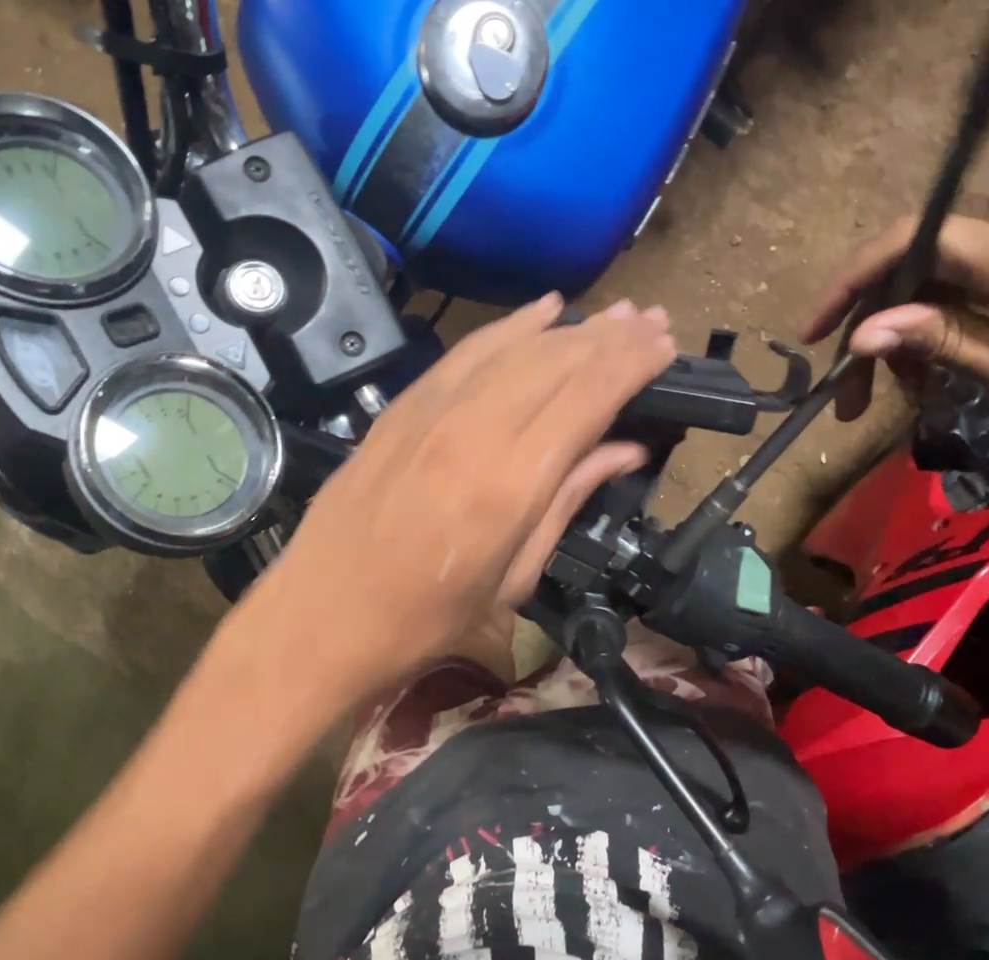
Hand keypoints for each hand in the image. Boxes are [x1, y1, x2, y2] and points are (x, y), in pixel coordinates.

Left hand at [236, 294, 676, 690]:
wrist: (322, 614)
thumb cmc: (425, 619)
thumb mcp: (512, 578)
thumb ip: (568, 501)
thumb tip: (624, 450)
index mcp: (509, 483)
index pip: (587, 397)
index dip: (631, 365)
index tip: (665, 347)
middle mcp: (472, 430)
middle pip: (555, 362)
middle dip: (610, 338)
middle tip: (653, 322)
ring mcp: (430, 412)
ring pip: (513, 348)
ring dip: (568, 328)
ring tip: (613, 314)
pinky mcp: (401, 408)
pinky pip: (465, 353)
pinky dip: (508, 328)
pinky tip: (539, 312)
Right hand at [805, 191, 988, 488]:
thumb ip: (946, 344)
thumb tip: (863, 332)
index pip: (920, 241)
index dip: (854, 281)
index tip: (816, 334)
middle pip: (931, 261)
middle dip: (882, 327)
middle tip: (853, 397)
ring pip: (957, 269)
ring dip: (920, 327)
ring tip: (910, 394)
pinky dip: (961, 314)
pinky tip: (955, 361)